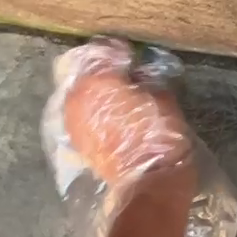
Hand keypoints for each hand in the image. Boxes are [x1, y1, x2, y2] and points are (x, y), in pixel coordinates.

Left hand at [56, 39, 195, 194]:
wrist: (149, 185)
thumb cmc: (161, 139)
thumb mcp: (165, 102)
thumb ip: (149, 81)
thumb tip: (141, 73)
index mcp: (97, 81)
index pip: (102, 53)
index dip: (118, 52)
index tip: (132, 56)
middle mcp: (76, 98)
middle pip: (79, 70)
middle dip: (100, 70)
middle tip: (121, 73)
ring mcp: (72, 122)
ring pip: (77, 94)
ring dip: (94, 92)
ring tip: (115, 95)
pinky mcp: (76, 141)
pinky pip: (80, 116)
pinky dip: (92, 111)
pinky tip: (110, 117)